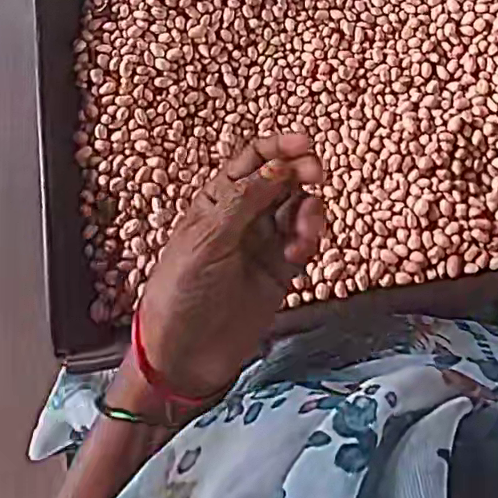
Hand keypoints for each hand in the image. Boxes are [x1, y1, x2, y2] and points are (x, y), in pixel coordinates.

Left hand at [130, 135, 325, 399]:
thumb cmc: (182, 289)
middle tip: (315, 174)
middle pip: (282, 177)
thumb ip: (244, 201)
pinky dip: (308, 239)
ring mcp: (265, 240)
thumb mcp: (206, 238)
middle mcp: (245, 213)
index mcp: (219, 197)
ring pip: (298, 207)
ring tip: (305, 229)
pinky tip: (298, 252)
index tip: (304, 143)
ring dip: (308, 209)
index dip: (278, 145)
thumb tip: (278, 165)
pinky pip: (304, 241)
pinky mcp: (281, 269)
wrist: (184, 355)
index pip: (253, 158)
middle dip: (302, 170)